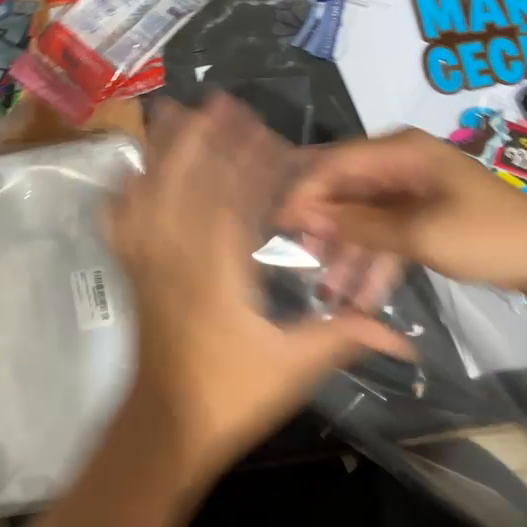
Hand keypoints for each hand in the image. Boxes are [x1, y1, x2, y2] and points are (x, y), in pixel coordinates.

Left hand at [106, 95, 410, 478]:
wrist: (165, 426)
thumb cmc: (232, 395)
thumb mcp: (293, 368)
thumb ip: (343, 338)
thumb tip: (405, 335)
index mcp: (219, 273)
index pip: (234, 202)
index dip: (248, 161)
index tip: (263, 128)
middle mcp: (178, 256)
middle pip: (186, 183)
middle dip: (202, 137)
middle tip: (216, 100)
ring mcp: (148, 262)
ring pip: (150, 193)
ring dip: (163, 149)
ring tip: (170, 110)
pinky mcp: (132, 272)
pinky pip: (120, 224)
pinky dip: (123, 193)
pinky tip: (126, 170)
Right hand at [277, 127, 526, 293]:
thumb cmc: (487, 237)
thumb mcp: (418, 234)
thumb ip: (359, 226)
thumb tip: (306, 218)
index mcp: (402, 150)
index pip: (337, 163)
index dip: (305, 192)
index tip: (278, 224)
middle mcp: (403, 163)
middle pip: (347, 190)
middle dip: (324, 227)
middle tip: (298, 259)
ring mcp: (414, 190)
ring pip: (365, 217)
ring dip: (348, 252)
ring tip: (327, 291)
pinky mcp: (425, 215)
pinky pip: (386, 233)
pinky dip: (374, 260)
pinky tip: (360, 297)